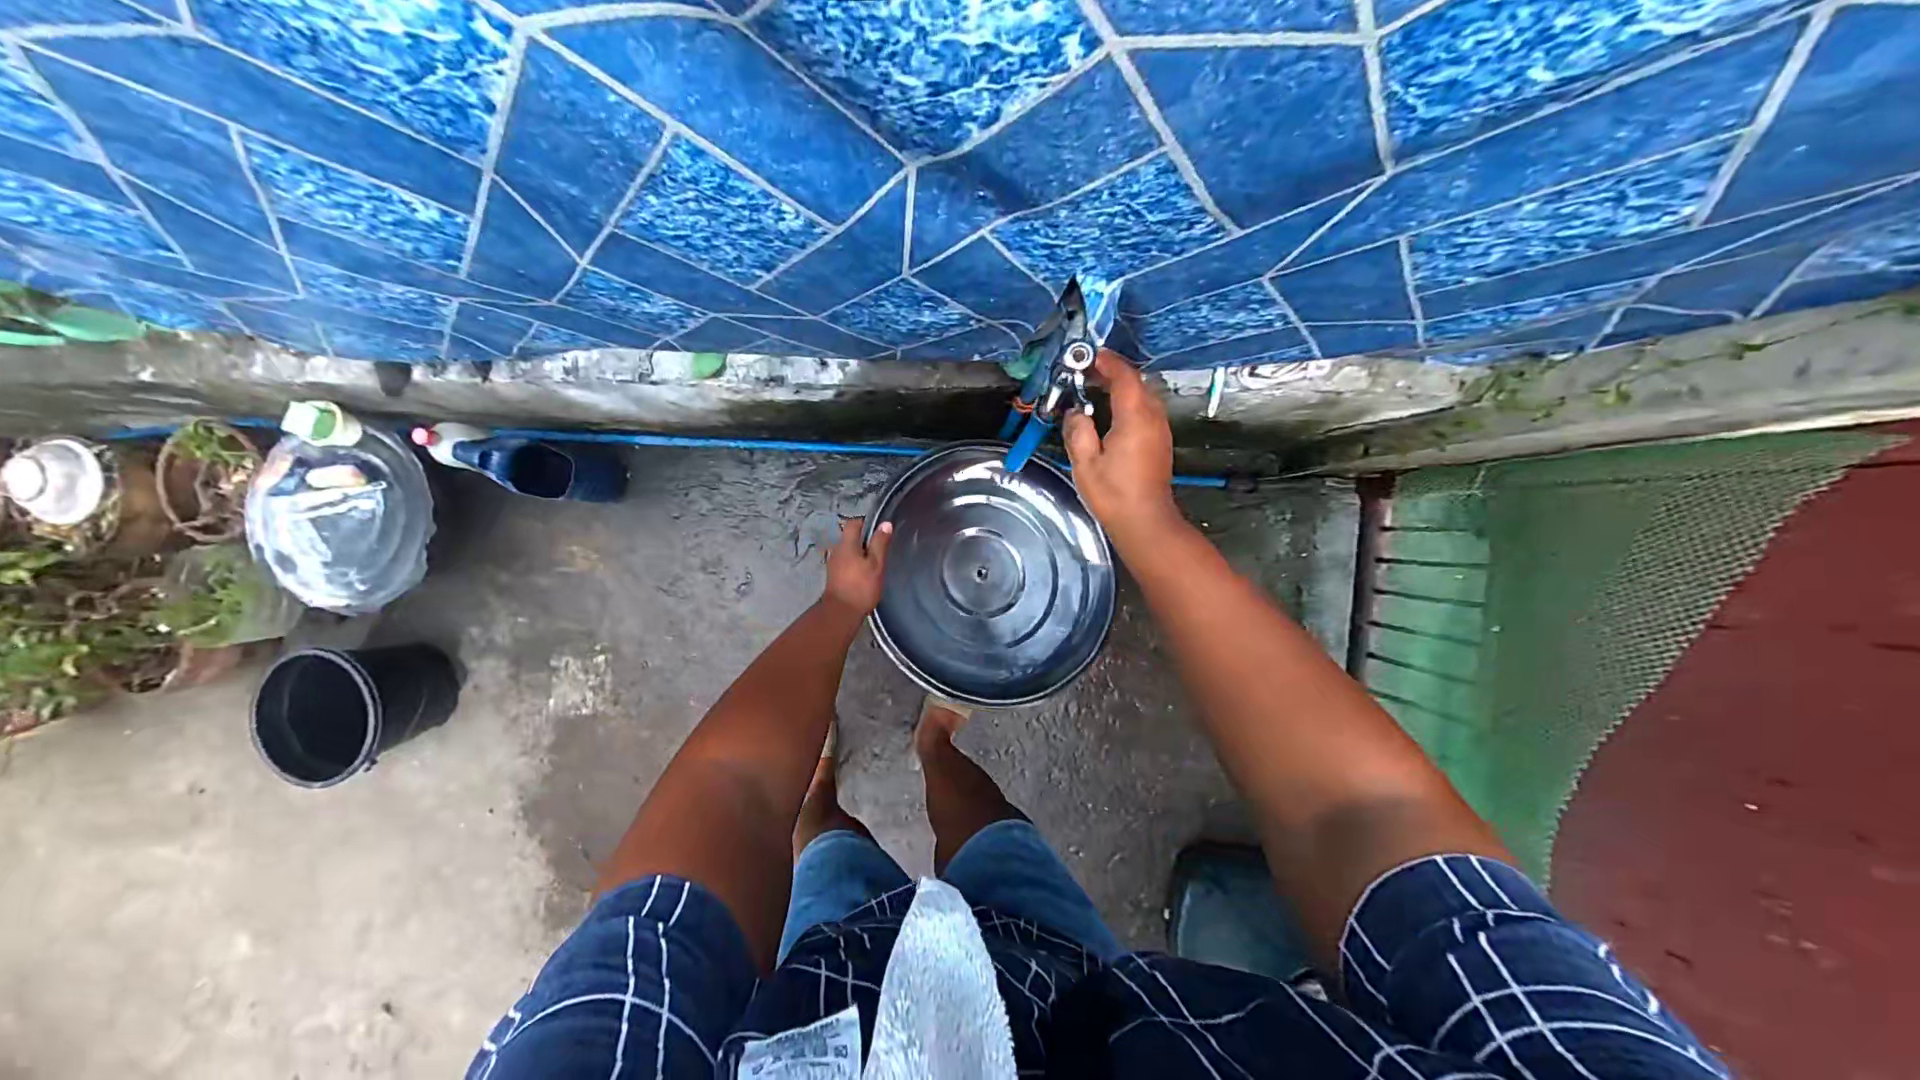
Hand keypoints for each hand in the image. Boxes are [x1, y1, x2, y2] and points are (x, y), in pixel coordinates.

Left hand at [823, 516, 892, 616]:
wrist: (841, 612)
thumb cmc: (861, 587)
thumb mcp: (876, 564)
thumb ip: (880, 543)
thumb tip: (885, 524)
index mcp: (847, 544)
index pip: (854, 523)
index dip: (866, 522)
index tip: (879, 529)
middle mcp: (837, 550)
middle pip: (850, 536)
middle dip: (864, 538)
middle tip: (881, 546)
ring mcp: (833, 563)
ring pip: (848, 550)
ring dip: (860, 552)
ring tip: (875, 560)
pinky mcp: (834, 575)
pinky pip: (846, 561)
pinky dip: (855, 562)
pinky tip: (865, 572)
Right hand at [1062, 350, 1183, 546]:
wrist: (1145, 522)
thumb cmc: (1115, 495)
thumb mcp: (1085, 463)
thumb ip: (1078, 431)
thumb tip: (1076, 413)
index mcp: (1135, 417)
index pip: (1123, 376)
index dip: (1106, 362)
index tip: (1088, 356)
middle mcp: (1153, 418)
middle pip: (1136, 382)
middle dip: (1111, 372)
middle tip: (1086, 372)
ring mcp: (1160, 430)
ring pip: (1143, 395)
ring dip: (1120, 388)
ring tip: (1094, 390)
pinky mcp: (1160, 442)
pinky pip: (1146, 411)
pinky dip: (1128, 403)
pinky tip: (1109, 414)